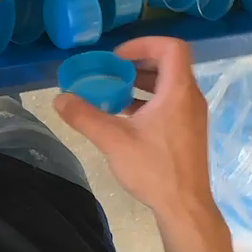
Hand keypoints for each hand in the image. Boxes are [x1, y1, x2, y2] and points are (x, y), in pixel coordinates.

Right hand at [52, 36, 217, 224]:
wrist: (184, 206)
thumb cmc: (154, 169)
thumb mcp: (113, 140)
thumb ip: (85, 116)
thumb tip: (60, 98)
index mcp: (178, 92)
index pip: (171, 48)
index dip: (142, 44)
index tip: (116, 58)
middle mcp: (190, 98)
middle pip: (168, 63)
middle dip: (135, 64)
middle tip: (109, 73)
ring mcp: (191, 115)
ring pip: (168, 84)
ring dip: (139, 83)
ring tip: (111, 93)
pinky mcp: (187, 130)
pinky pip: (169, 102)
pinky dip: (146, 100)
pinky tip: (123, 117)